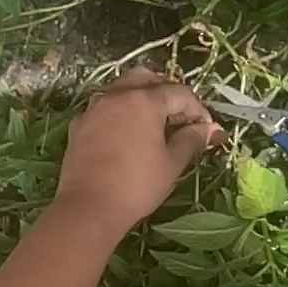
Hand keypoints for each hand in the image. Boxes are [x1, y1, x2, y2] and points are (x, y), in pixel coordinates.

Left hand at [54, 68, 222, 238]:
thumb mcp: (172, 163)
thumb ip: (192, 140)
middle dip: (168, 92)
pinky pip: (103, 107)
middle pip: (147, 79)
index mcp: (144, 100)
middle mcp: (117, 95)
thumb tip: (209, 129)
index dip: (198, 110)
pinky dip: (119, 111)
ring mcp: (94, 108)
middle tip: (180, 116)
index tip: (206, 129)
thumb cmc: (137, 185)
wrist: (88, 207)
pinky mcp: (79, 125)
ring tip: (154, 121)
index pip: (180, 93)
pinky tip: (125, 131)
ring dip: (141, 97)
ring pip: (121, 88)